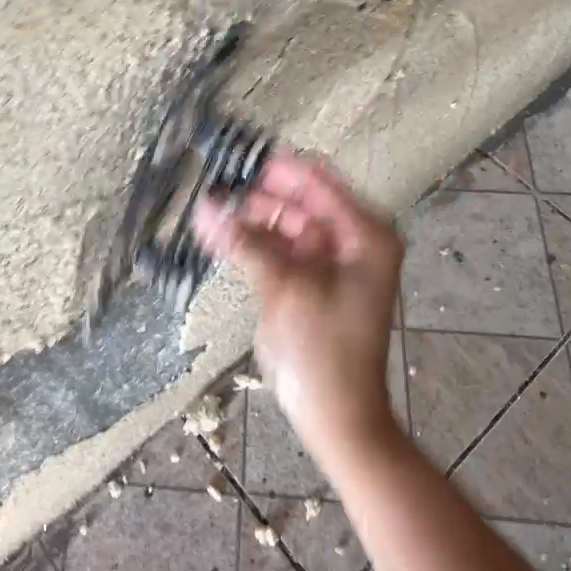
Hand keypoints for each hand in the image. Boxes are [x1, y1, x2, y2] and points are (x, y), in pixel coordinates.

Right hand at [192, 150, 404, 455]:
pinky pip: (278, 251)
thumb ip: (246, 242)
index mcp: (365, 234)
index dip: (278, 167)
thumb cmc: (325, 349)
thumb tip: (206, 205)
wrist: (337, 416)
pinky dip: (251, 245)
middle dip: (256, 196)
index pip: (318, 181)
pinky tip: (216, 236)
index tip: (238, 154)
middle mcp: (352, 241)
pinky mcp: (310, 283)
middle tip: (214, 187)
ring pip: (283, 226)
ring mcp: (330, 263)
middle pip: (299, 202)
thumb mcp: (286, 288)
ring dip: (248, 220)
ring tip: (206, 211)